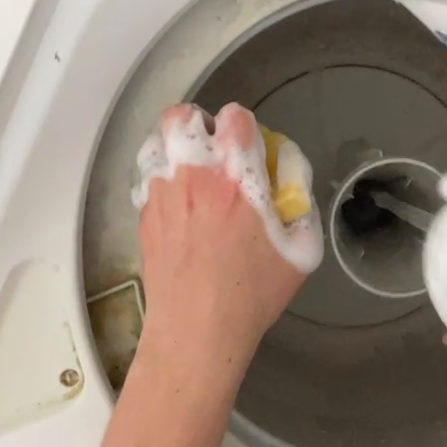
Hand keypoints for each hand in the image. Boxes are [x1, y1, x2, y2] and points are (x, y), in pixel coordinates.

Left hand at [134, 103, 319, 379]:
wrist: (196, 331)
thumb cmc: (251, 293)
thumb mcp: (302, 250)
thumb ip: (300, 200)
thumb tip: (288, 173)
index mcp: (238, 180)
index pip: (235, 116)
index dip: (244, 125)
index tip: (250, 146)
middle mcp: (194, 177)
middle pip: (184, 115)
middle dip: (202, 125)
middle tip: (216, 151)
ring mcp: (162, 193)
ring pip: (158, 139)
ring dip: (176, 146)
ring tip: (192, 170)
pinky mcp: (144, 213)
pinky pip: (147, 175)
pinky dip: (161, 175)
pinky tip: (178, 199)